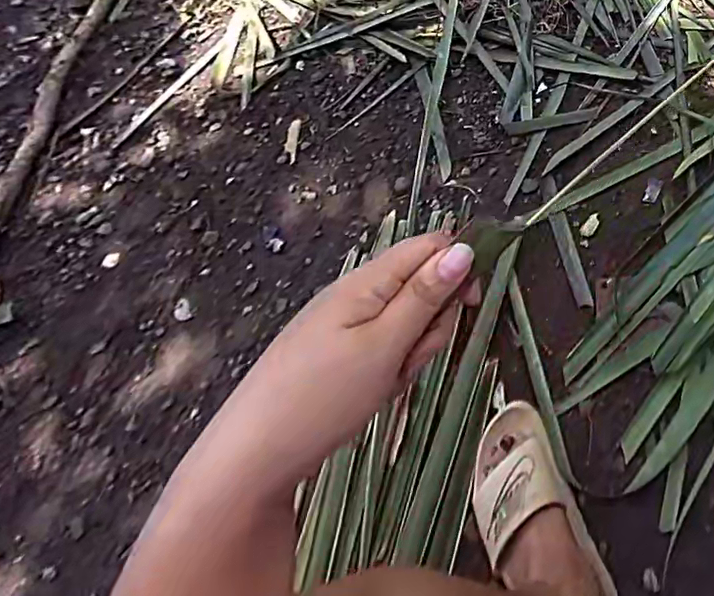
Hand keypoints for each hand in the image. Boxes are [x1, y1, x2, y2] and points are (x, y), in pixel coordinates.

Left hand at [183, 232, 481, 496]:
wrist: (243, 468)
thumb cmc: (320, 399)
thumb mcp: (385, 345)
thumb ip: (426, 295)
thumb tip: (465, 248)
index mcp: (366, 281)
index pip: (431, 245)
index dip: (459, 267)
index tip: (469, 304)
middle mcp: (356, 292)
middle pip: (422, 282)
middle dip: (434, 317)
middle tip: (414, 356)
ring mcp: (343, 323)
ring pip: (407, 316)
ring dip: (414, 345)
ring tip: (392, 378)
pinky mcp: (336, 351)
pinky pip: (384, 341)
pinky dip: (393, 362)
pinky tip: (377, 388)